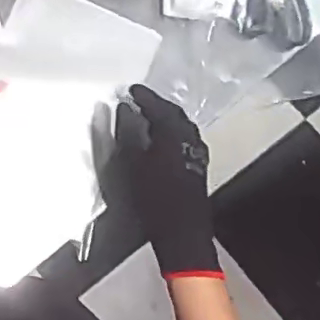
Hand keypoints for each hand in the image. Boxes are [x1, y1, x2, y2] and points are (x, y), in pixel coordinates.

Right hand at [110, 84, 219, 278]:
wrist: (180, 230)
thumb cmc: (151, 196)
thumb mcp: (129, 162)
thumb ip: (125, 132)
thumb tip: (122, 109)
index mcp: (172, 132)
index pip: (157, 106)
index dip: (142, 96)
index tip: (129, 90)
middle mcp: (189, 138)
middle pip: (173, 114)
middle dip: (155, 105)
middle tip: (138, 101)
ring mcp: (196, 152)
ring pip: (180, 126)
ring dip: (163, 119)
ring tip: (145, 118)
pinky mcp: (197, 165)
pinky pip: (183, 138)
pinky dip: (169, 132)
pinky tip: (158, 140)